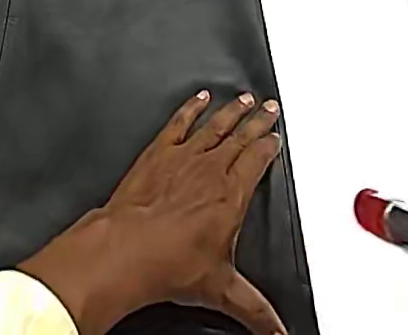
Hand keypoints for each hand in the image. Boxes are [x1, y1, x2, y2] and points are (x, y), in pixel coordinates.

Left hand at [18, 91, 285, 334]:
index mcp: (230, 195)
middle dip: (258, 120)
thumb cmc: (170, 262)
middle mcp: (211, 168)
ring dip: (231, 110)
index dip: (268, 146)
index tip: (275, 136)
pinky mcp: (160, 150)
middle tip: (269, 106)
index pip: (257, 160)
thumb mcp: (222, 289)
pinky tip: (199, 97)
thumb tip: (278, 331)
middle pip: (241, 136)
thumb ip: (256, 309)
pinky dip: (192, 107)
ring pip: (215, 124)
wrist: (129, 246)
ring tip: (243, 98)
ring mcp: (184, 155)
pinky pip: (181, 121)